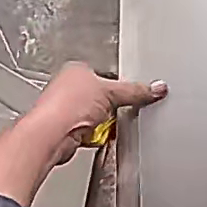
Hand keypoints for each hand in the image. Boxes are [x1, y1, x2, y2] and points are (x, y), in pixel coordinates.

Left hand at [21, 63, 167, 166]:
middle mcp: (69, 88)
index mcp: (77, 70)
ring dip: (104, 124)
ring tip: (102, 126)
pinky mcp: (68, 131)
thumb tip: (155, 88)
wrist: (50, 135)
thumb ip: (135, 91)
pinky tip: (94, 136)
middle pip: (104, 98)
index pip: (107, 75)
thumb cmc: (66, 106)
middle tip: (115, 112)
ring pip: (98, 117)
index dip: (121, 86)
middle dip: (112, 108)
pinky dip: (96, 136)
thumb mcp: (111, 92)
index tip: (133, 94)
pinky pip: (91, 133)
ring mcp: (67, 110)